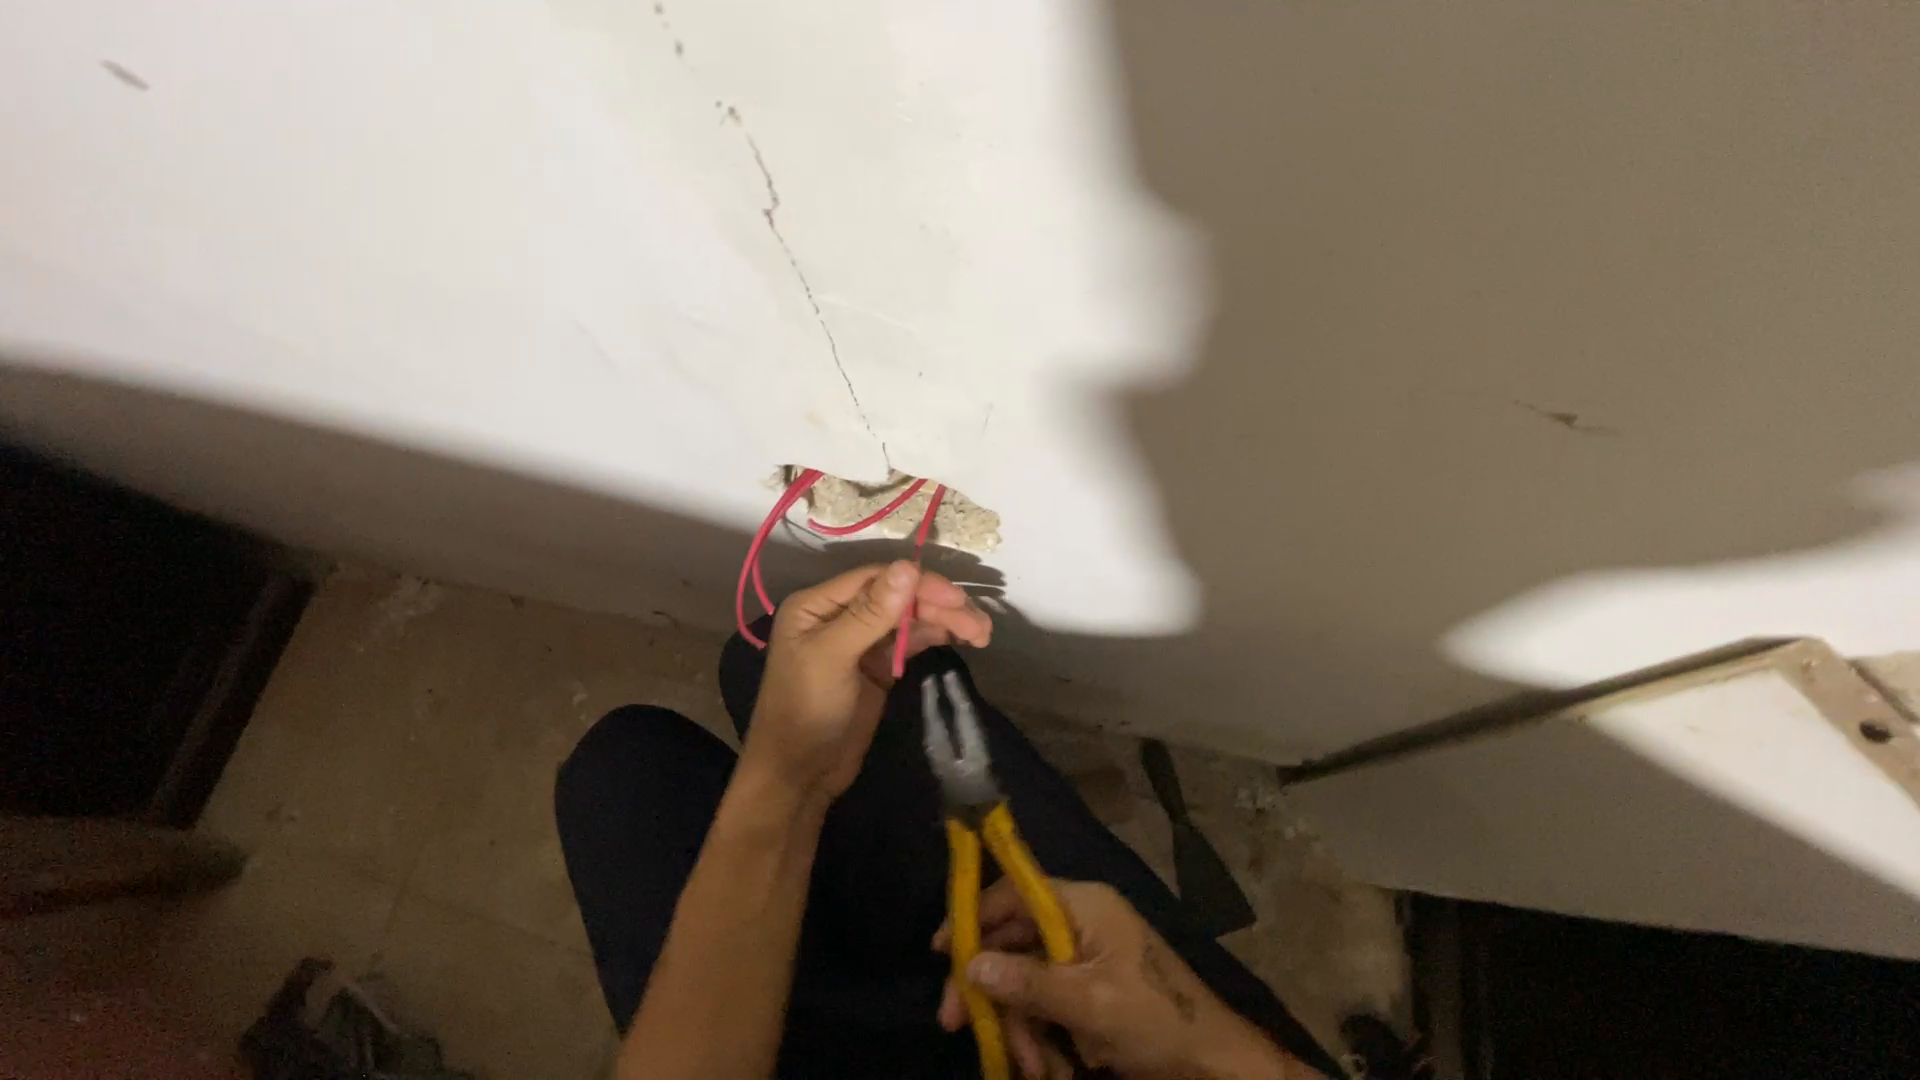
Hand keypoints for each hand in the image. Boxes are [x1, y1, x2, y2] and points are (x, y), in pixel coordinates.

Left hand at [742, 561, 991, 799]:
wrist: (800, 775)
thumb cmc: (806, 710)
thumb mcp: (833, 657)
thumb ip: (870, 613)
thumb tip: (908, 566)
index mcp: (818, 604)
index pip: (876, 579)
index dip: (919, 584)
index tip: (956, 598)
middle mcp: (840, 614)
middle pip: (898, 597)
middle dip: (939, 606)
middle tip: (979, 624)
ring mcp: (861, 641)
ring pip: (910, 618)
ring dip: (946, 621)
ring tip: (983, 633)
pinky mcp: (878, 666)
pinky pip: (911, 641)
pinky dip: (937, 637)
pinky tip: (964, 639)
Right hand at [934, 879, 1301, 1079]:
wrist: (1216, 1063)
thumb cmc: (1155, 1019)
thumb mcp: (1088, 1004)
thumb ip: (1028, 983)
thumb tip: (971, 964)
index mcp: (1082, 905)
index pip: (1015, 893)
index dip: (975, 916)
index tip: (944, 952)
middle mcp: (1079, 920)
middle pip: (1014, 941)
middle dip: (992, 989)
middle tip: (959, 1025)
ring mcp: (1084, 955)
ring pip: (1027, 979)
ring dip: (1020, 1025)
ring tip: (1029, 1070)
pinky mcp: (1090, 988)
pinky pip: (1048, 1002)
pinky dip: (1041, 1034)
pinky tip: (1046, 1069)